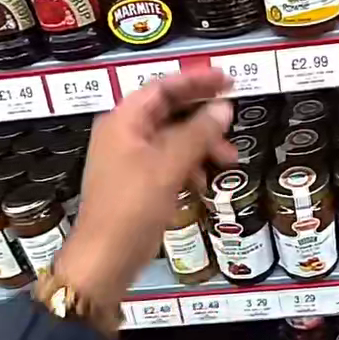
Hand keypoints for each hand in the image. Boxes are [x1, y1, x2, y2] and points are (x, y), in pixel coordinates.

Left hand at [57, 68, 238, 333]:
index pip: (163, 87)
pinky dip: (190, 166)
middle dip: (203, 117)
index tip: (227, 79)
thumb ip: (198, 134)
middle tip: (233, 119)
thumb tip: (224, 108)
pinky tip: (204, 182)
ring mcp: (131, 159)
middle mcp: (125, 134)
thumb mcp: (168, 167)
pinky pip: (170, 162)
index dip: (196, 81)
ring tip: (229, 159)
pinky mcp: (140, 183)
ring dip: (202, 145)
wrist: (105, 260)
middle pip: (170, 111)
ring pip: (174, 139)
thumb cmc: (132, 207)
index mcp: (124, 121)